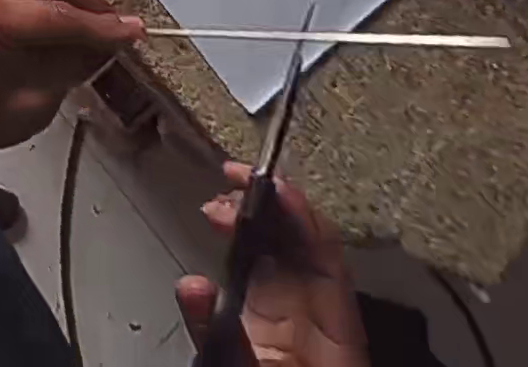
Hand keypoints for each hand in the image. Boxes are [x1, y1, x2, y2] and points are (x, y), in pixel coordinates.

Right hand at [175, 162, 367, 366]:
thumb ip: (226, 345)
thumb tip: (191, 285)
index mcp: (336, 345)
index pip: (328, 267)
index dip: (303, 219)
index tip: (268, 183)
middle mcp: (317, 330)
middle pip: (302, 255)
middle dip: (269, 210)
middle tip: (229, 185)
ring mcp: (289, 333)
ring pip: (278, 264)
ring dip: (251, 225)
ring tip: (218, 206)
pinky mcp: (263, 338)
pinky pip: (252, 288)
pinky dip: (235, 256)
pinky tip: (218, 237)